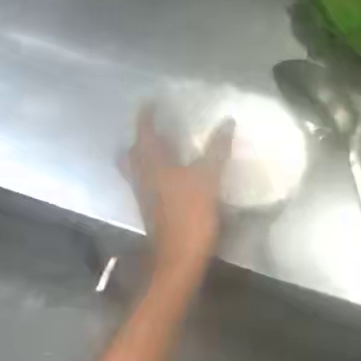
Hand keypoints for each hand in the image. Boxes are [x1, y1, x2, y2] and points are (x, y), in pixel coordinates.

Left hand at [125, 104, 233, 286]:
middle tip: (156, 125)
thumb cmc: (190, 214)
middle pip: (133, 152)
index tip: (152, 101)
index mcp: (152, 164)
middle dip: (141, 136)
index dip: (146, 115)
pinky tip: (174, 174)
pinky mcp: (151, 210)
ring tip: (164, 146)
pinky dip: (155, 171)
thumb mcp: (208, 178)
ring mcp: (144, 195)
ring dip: (146, 154)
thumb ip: (217, 149)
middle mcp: (142, 177)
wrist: (178, 259)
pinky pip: (148, 182)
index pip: (144, 132)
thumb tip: (227, 121)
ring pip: (138, 168)